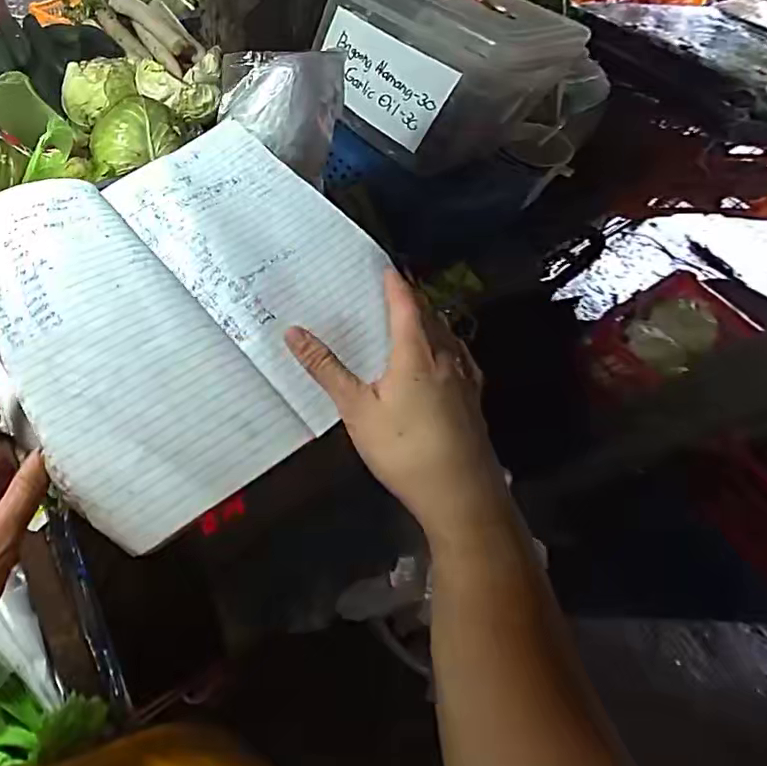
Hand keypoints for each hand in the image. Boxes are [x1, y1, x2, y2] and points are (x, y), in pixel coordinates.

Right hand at [287, 268, 507, 537]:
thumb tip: (293, 332)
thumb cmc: (404, 448)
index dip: (395, 285)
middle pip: (431, 317)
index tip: (384, 268)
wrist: (462, 497)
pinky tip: (442, 357)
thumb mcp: (356, 408)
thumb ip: (326, 368)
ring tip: (412, 315)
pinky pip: (458, 356)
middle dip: (412, 298)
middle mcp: (446, 359)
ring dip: (430, 320)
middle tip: (390, 288)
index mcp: (416, 354)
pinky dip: (444, 343)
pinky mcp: (473, 401)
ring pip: (448, 336)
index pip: (406, 307)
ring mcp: (465, 381)